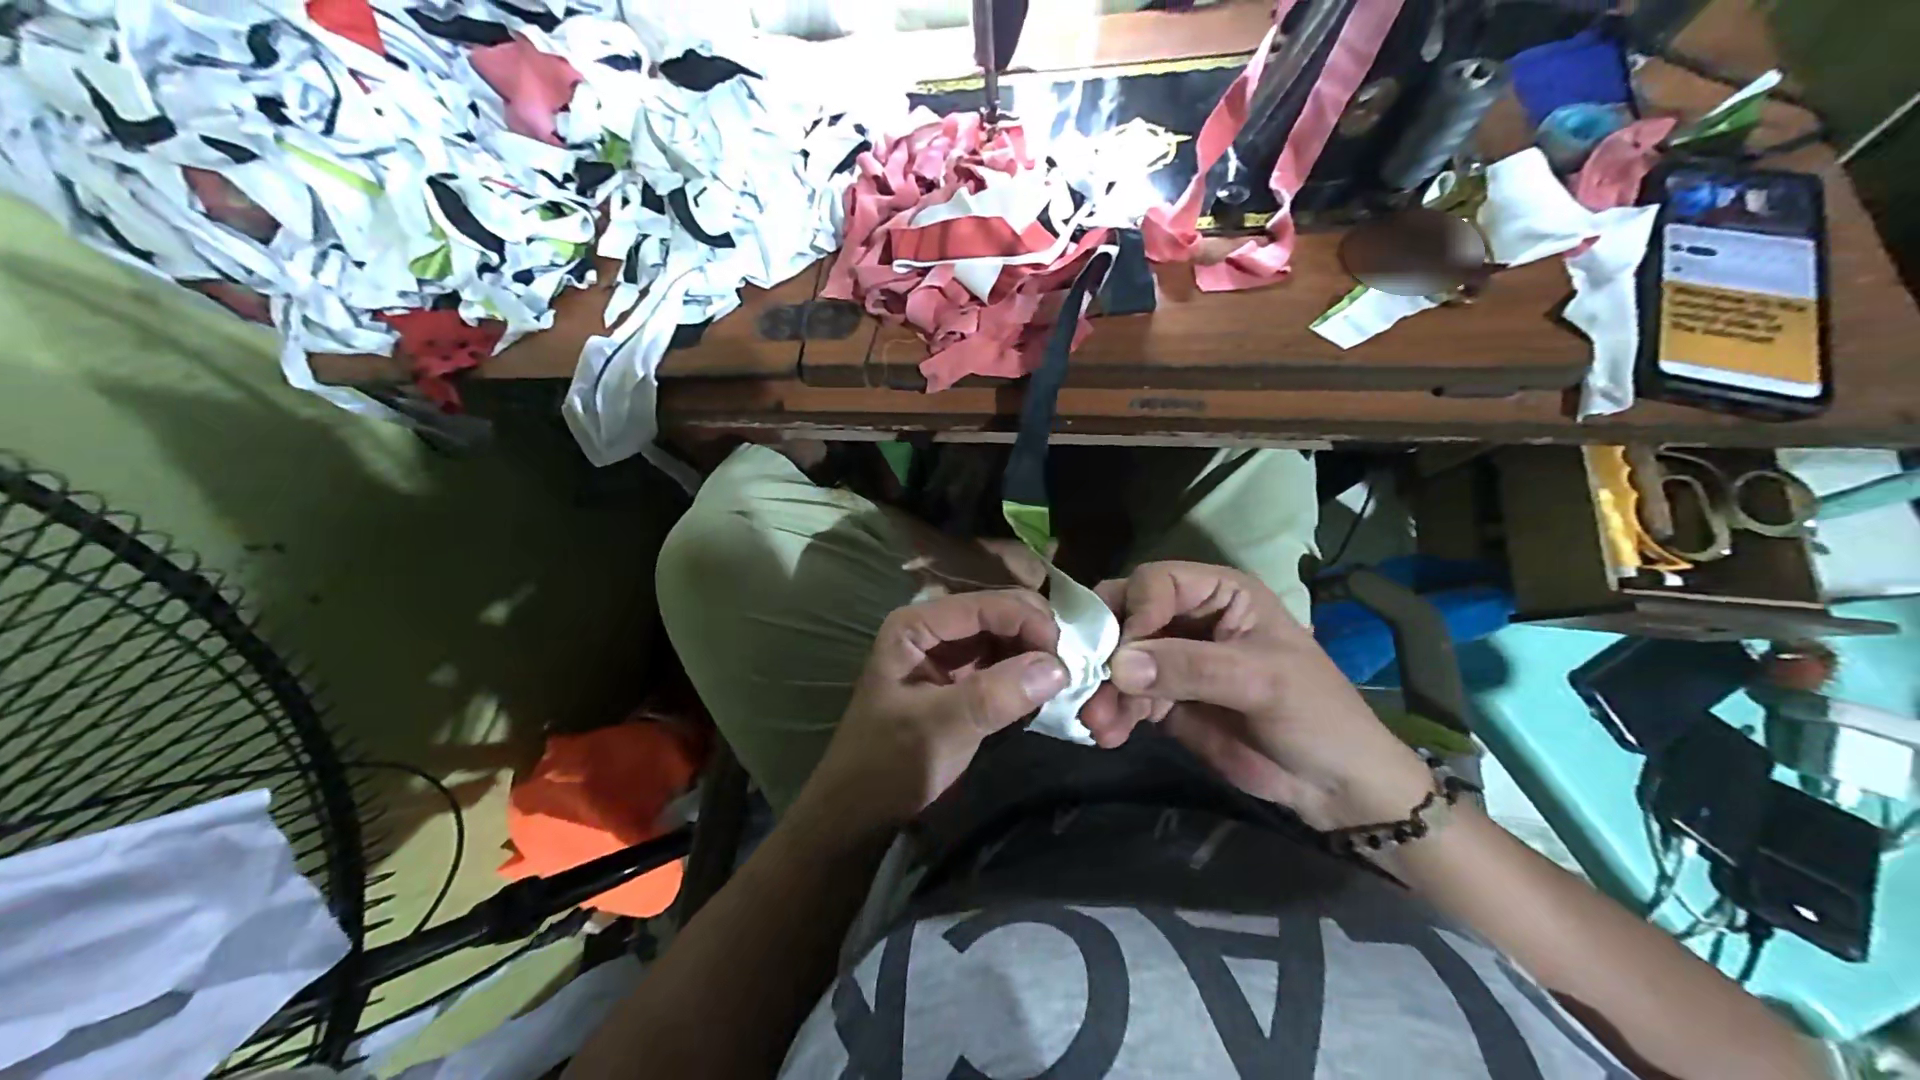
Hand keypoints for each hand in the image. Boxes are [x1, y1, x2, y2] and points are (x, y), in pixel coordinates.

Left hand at [808, 589, 1068, 826]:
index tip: (1068, 656)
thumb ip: (996, 694)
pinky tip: (1051, 690)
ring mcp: (950, 654)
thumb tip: (1059, 667)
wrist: (860, 810)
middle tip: (1075, 667)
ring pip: (1008, 637)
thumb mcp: (941, 727)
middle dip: (1039, 634)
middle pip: (1001, 614)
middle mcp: (935, 629)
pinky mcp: (964, 680)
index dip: (1030, 621)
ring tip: (1070, 679)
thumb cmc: (889, 763)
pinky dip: (1030, 674)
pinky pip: (1006, 664)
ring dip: (1039, 654)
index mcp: (917, 625)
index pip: (986, 604)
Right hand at [1078, 562, 1433, 831]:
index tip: (1120, 653)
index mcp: (1220, 594)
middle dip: (1104, 648)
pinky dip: (1113, 712)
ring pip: (1118, 659)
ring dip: (1103, 688)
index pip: (1156, 582)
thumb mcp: (1261, 681)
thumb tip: (1118, 664)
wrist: (1333, 786)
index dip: (1133, 610)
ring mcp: (1173, 660)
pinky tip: (1108, 735)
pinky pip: (1125, 696)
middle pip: (1125, 614)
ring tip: (1098, 722)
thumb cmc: (1316, 715)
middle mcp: (1189, 618)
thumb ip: (1190, 667)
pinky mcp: (1165, 699)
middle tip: (1087, 681)